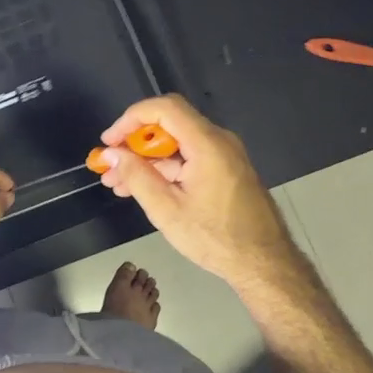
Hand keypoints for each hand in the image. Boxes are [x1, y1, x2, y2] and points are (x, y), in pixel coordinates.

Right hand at [96, 95, 299, 285]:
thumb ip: (136, 176)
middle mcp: (219, 141)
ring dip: (146, 160)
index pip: (164, 108)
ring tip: (117, 183)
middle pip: (169, 125)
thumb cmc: (215, 238)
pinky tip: (143, 190)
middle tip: (108, 167)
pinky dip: (165, 170)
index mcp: (207, 144)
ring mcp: (224, 155)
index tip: (109, 142)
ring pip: (177, 144)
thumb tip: (110, 154)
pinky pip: (189, 158)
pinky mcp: (226, 170)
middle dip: (133, 144)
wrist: (265, 263)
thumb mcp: (167, 210)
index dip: (131, 119)